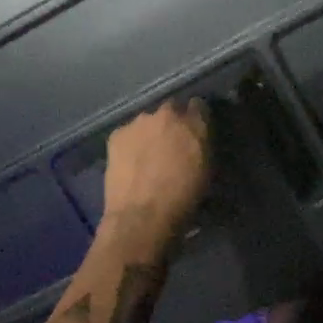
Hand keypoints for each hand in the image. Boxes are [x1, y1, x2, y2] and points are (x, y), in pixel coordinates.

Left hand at [102, 101, 211, 247]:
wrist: (142, 217)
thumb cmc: (183, 200)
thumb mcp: (205, 171)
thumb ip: (201, 146)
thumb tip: (195, 141)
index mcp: (195, 124)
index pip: (199, 105)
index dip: (195, 116)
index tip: (193, 128)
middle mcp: (168, 114)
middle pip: (170, 108)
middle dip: (171, 121)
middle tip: (169, 142)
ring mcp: (140, 122)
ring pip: (146, 121)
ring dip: (148, 132)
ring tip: (145, 154)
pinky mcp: (117, 134)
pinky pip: (127, 133)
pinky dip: (129, 143)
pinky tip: (129, 162)